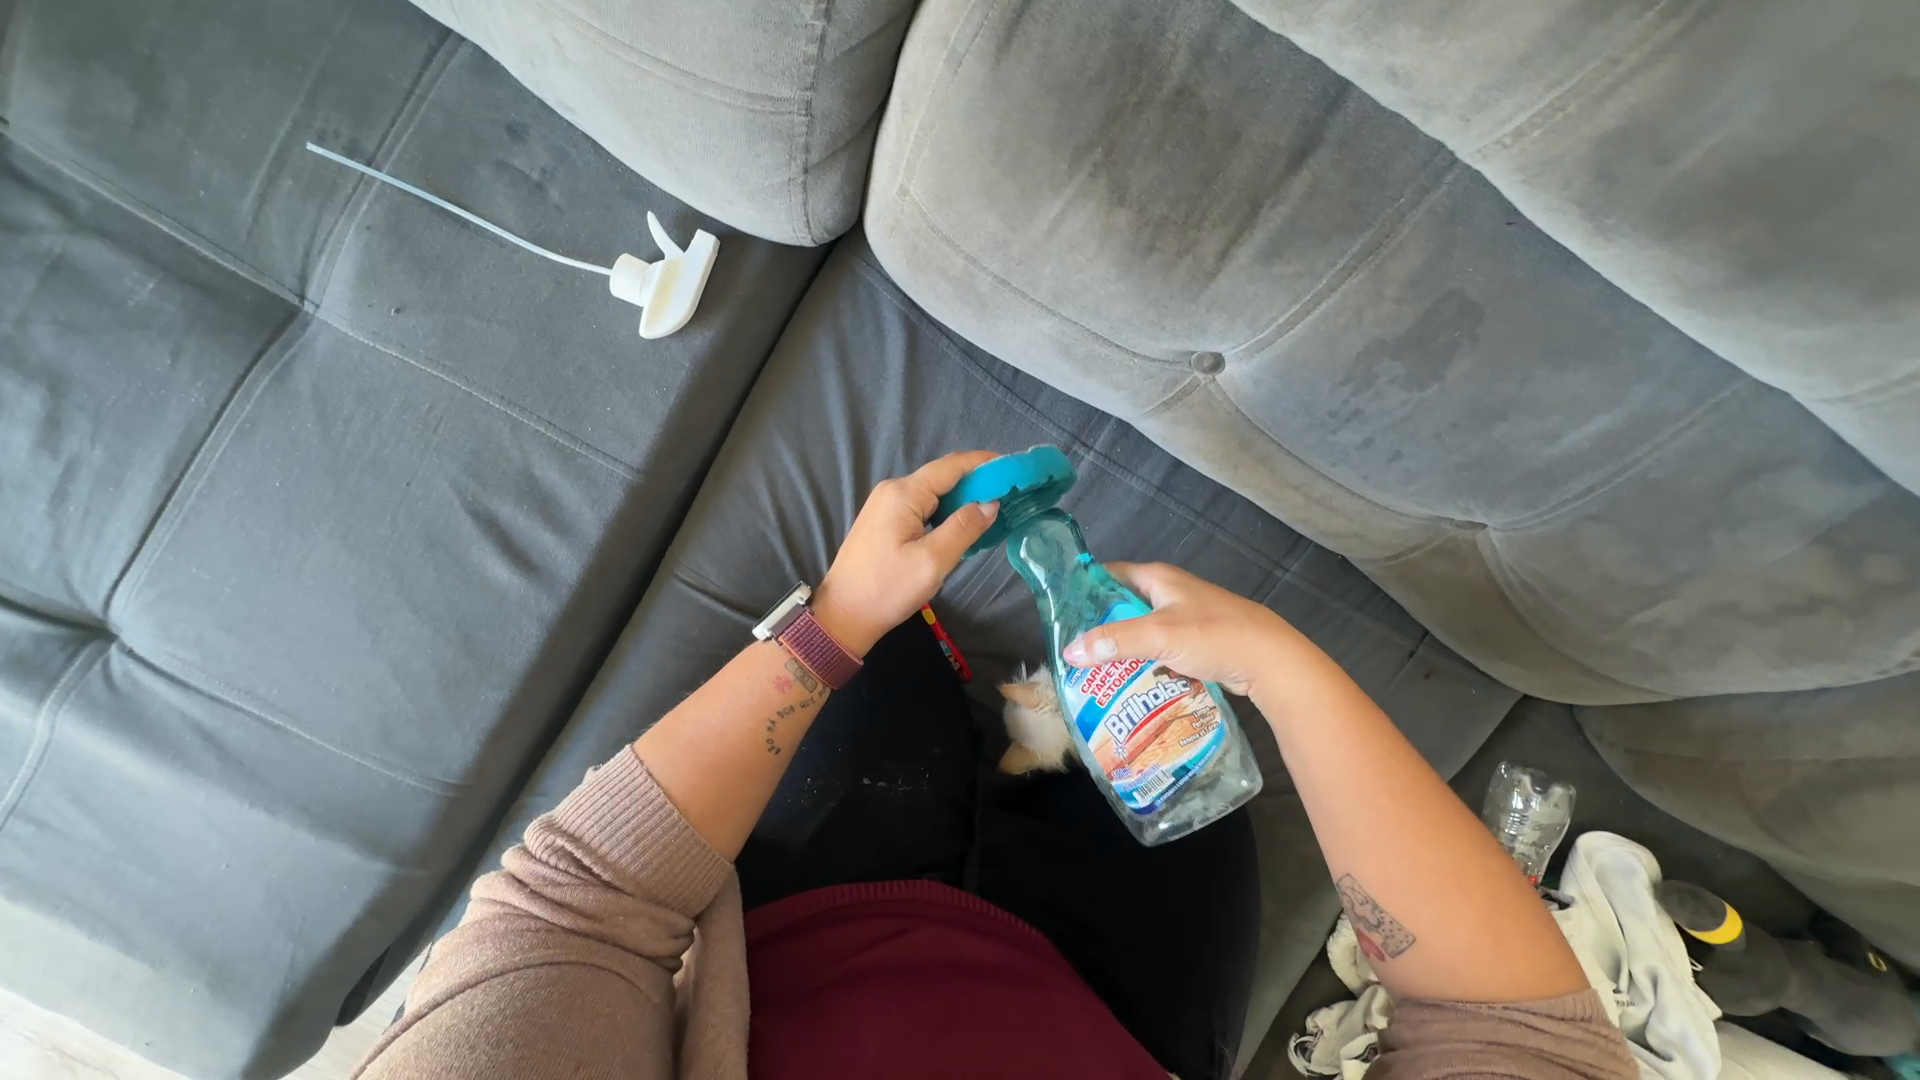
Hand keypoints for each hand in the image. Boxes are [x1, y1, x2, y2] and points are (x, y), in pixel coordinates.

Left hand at [812, 451, 1002, 655]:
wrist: (842, 615)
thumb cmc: (887, 589)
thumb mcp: (932, 561)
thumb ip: (964, 528)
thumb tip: (991, 503)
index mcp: (904, 493)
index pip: (952, 466)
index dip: (985, 463)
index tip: (1015, 468)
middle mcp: (893, 490)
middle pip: (943, 476)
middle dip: (978, 482)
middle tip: (1012, 494)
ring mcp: (886, 505)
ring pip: (934, 493)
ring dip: (963, 499)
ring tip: (995, 510)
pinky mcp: (885, 522)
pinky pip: (923, 507)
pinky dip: (946, 512)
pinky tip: (964, 526)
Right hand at [1060, 562, 1319, 697]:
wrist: (1271, 660)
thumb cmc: (1214, 635)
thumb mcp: (1158, 635)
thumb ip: (1113, 642)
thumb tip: (1070, 651)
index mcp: (1158, 578)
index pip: (1110, 574)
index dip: (1085, 588)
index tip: (1061, 610)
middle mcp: (1170, 592)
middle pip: (1123, 604)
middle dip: (1099, 624)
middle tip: (1074, 648)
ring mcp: (1185, 617)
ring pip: (1142, 629)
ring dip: (1122, 647)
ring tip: (1094, 669)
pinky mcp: (1197, 642)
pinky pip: (1160, 649)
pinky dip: (1144, 661)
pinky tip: (1130, 681)